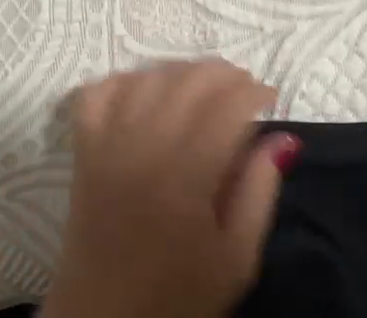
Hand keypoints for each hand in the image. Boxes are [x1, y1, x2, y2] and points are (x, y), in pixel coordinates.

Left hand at [42, 61, 300, 317]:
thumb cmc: (177, 297)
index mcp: (187, 173)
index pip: (226, 104)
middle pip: (187, 80)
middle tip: (244, 89)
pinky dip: (125, 80)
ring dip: (180, 70)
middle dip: (222, 73)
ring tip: (204, 88)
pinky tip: (146, 91)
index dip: (254, 91)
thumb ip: (259, 191)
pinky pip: (98, 91)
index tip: (271, 99)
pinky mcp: (83, 151)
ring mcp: (107, 143)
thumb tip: (283, 138)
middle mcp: (144, 145)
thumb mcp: (236, 259)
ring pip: (146, 76)